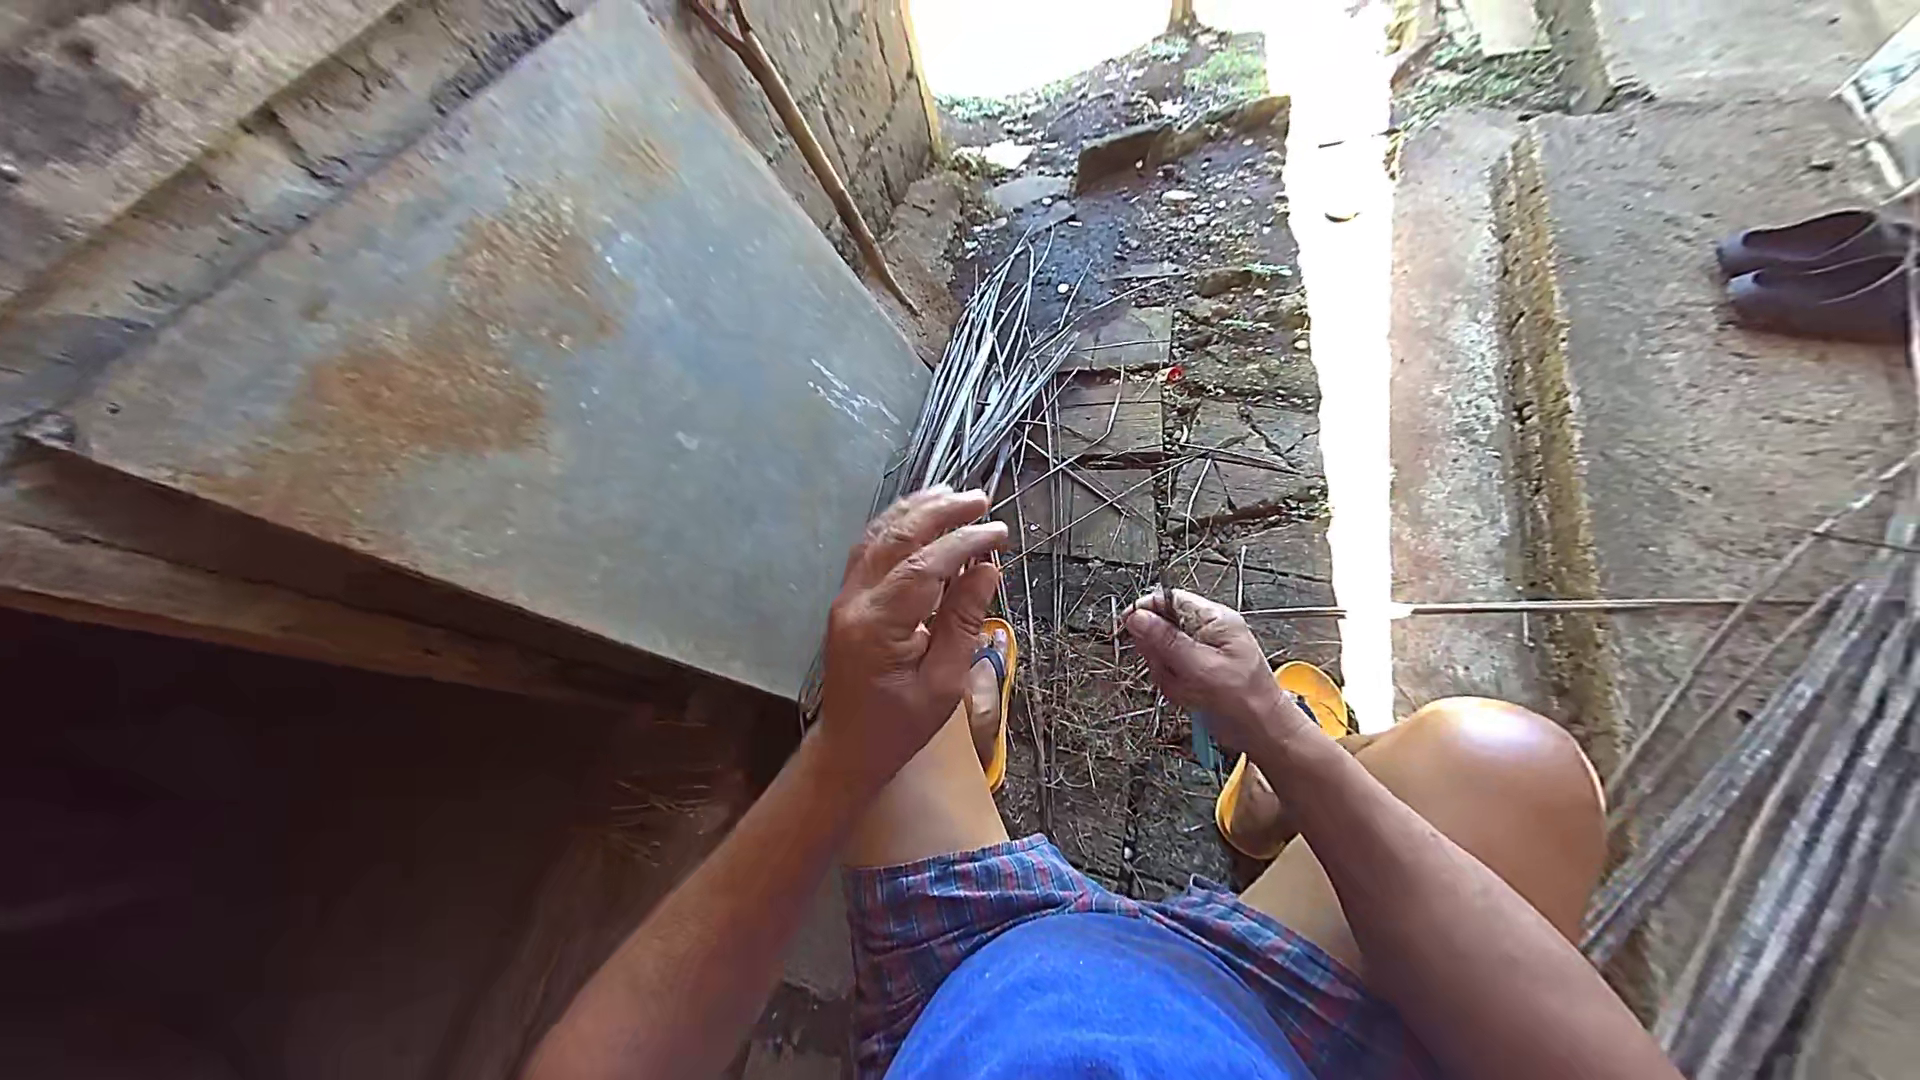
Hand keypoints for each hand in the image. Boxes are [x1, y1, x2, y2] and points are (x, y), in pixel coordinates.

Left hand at [819, 486, 1006, 791]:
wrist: (849, 747)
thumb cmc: (900, 726)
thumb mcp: (943, 683)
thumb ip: (963, 622)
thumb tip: (987, 570)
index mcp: (878, 626)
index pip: (924, 566)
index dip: (963, 542)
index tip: (998, 532)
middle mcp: (854, 601)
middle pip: (896, 538)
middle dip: (939, 512)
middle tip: (979, 498)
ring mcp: (846, 597)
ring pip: (878, 536)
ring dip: (915, 510)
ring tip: (951, 493)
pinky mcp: (848, 599)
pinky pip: (870, 549)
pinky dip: (896, 525)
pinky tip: (918, 516)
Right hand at [1123, 589, 1318, 755]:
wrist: (1262, 733)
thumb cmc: (1246, 699)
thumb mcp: (1201, 666)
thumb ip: (1166, 641)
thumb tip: (1137, 618)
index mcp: (1213, 619)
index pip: (1168, 599)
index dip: (1145, 610)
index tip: (1129, 626)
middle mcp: (1205, 631)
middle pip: (1158, 628)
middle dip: (1159, 653)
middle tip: (1173, 669)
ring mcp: (1198, 652)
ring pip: (1159, 653)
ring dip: (1167, 674)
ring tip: (1188, 687)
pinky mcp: (1194, 670)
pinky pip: (1167, 672)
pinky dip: (1173, 686)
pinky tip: (1191, 695)